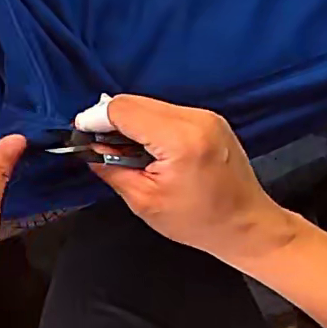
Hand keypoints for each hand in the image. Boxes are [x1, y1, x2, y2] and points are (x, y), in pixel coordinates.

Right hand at [89, 95, 300, 263]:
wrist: (247, 226)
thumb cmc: (197, 221)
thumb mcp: (142, 200)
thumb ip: (110, 167)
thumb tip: (87, 148)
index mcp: (180, 140)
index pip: (123, 110)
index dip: (94, 120)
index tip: (79, 134)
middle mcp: (195, 120)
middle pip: (132, 102)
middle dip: (107, 119)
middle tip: (95, 144)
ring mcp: (204, 116)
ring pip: (145, 104)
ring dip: (125, 121)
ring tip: (119, 148)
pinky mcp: (206, 119)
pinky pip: (162, 110)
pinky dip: (143, 123)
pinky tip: (140, 146)